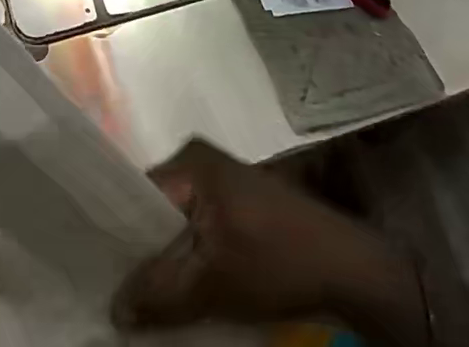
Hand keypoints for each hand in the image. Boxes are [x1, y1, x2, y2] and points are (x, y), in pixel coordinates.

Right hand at [112, 140, 419, 333]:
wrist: (359, 274)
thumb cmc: (279, 265)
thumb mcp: (214, 286)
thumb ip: (159, 295)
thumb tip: (113, 311)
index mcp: (190, 159)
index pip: (137, 193)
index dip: (122, 232)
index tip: (108, 268)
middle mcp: (201, 158)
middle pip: (158, 206)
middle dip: (149, 247)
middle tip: (132, 285)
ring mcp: (226, 177)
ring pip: (182, 219)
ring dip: (174, 254)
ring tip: (160, 288)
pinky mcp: (245, 200)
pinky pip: (204, 223)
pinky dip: (197, 251)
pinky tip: (195, 280)